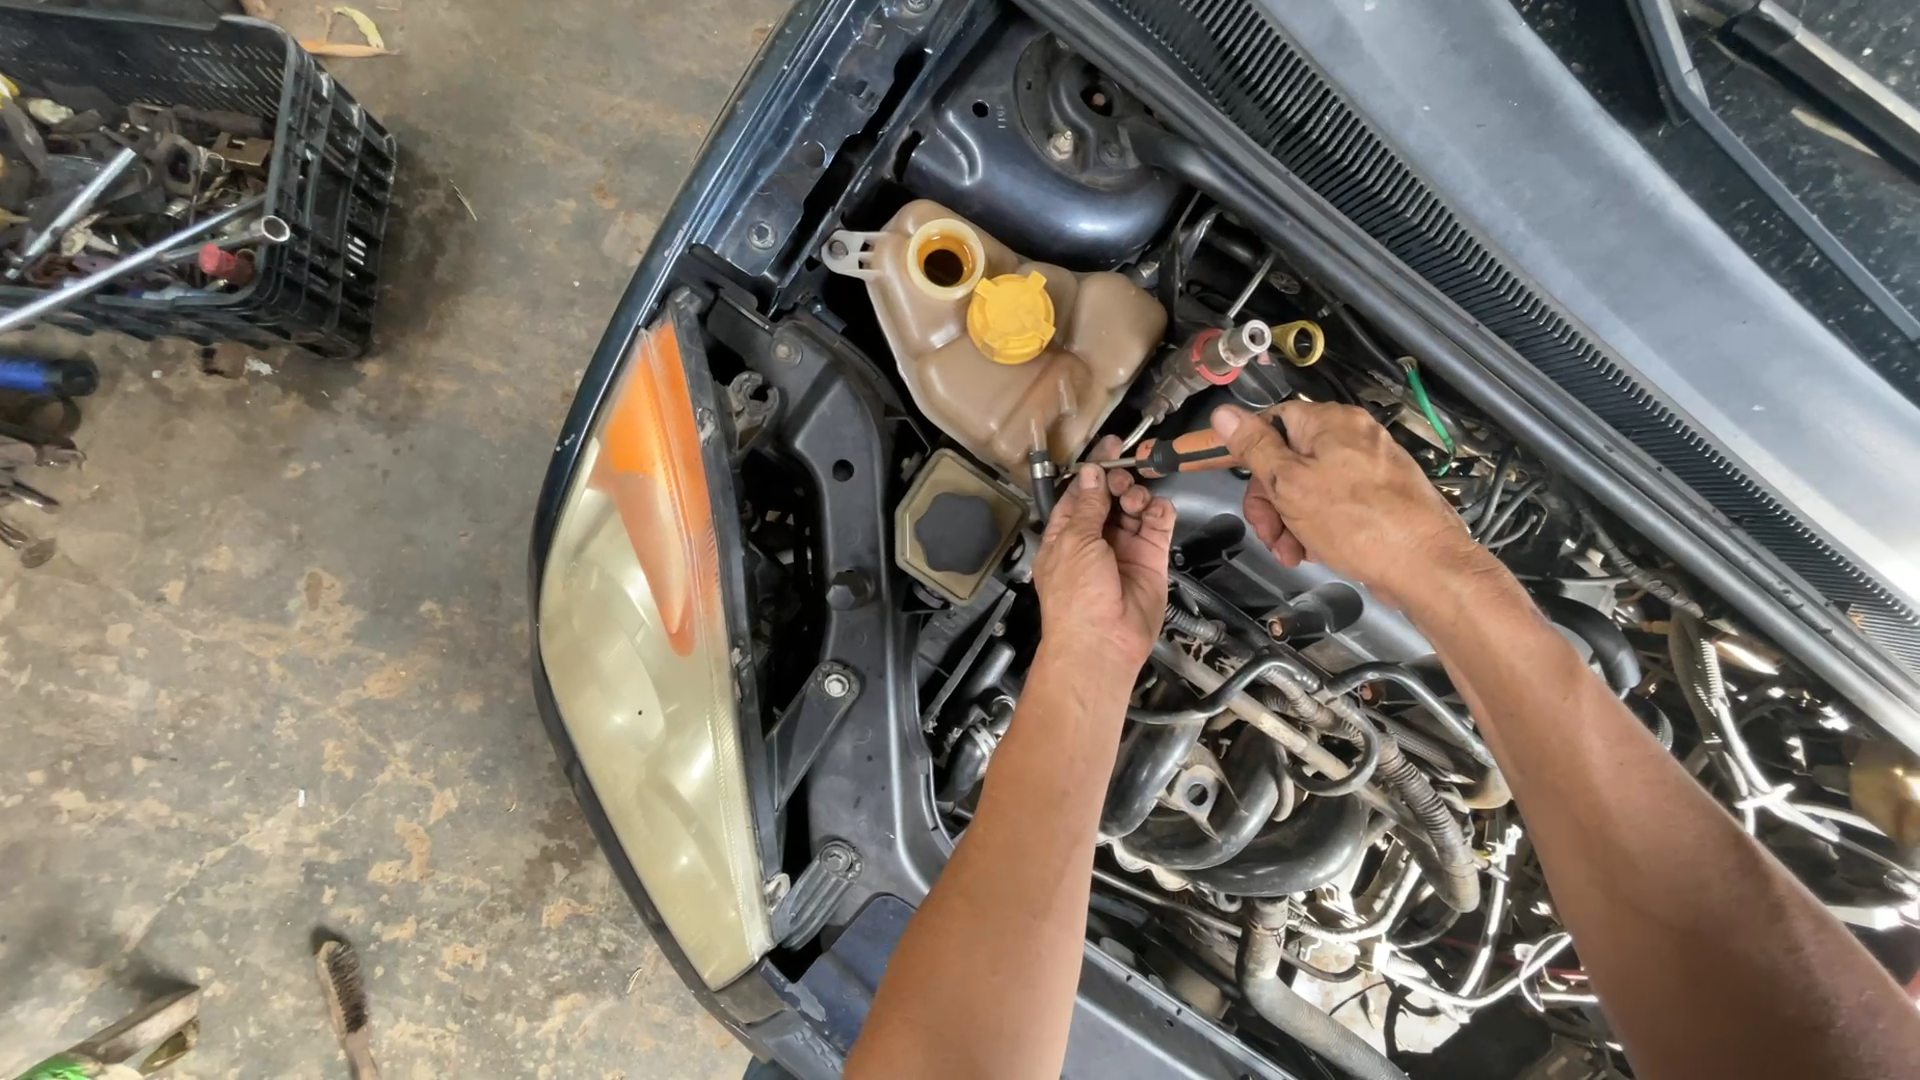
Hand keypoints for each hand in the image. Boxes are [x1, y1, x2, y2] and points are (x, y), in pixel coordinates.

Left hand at [1032, 436, 1176, 674]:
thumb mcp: (1074, 541)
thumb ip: (1087, 505)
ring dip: (1137, 495)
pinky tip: (1154, 511)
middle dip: (1117, 481)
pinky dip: (1159, 512)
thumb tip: (1090, 474)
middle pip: (1110, 497)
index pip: (1080, 494)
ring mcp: (1124, 549)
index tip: (1108, 448)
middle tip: (1121, 480)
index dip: (1093, 470)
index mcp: (1065, 535)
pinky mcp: (1151, 559)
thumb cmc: (1075, 597)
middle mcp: (1095, 540)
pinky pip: (1158, 526)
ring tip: (1134, 501)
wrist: (1102, 641)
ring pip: (1136, 508)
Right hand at [1211, 401, 1481, 606]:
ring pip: (1306, 486)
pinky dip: (1315, 525)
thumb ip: (1255, 448)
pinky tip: (1315, 550)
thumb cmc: (1357, 523)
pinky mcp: (1378, 495)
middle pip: (1287, 459)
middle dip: (1270, 501)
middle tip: (1269, 534)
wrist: (1424, 566)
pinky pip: (1331, 502)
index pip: (1272, 421)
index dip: (1251, 453)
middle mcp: (1353, 436)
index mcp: (1330, 423)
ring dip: (1289, 520)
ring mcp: (1368, 466)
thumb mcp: (1290, 484)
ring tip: (1292, 552)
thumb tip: (1224, 413)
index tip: (1243, 484)